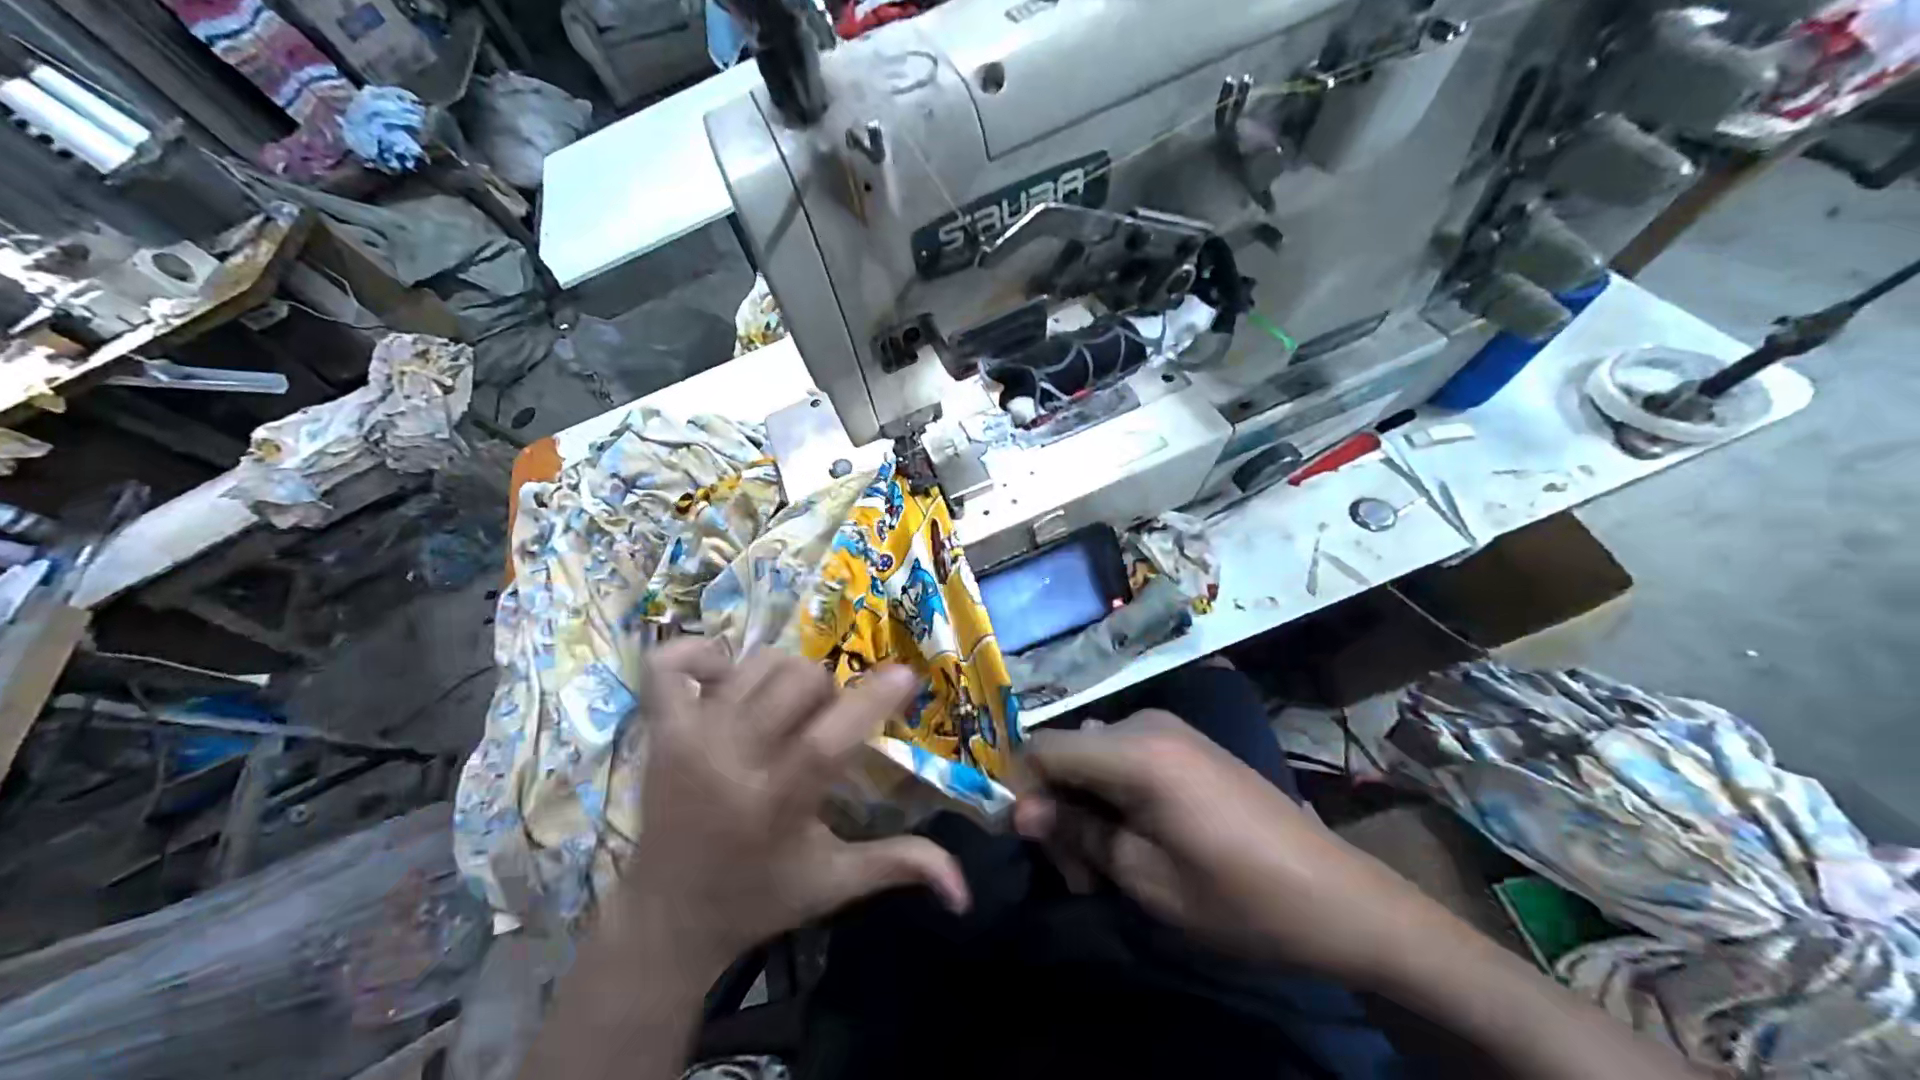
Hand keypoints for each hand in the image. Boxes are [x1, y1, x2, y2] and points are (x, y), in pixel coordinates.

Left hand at [618, 640, 969, 974]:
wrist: (666, 916)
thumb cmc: (758, 898)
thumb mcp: (833, 885)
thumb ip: (900, 867)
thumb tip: (965, 887)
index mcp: (774, 806)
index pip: (826, 741)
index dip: (871, 700)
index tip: (905, 675)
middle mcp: (728, 762)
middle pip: (796, 683)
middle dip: (830, 692)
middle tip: (829, 721)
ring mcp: (687, 739)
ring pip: (755, 664)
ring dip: (788, 675)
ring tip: (790, 708)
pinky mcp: (659, 730)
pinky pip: (670, 663)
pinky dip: (703, 655)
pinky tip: (729, 677)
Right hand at [1015, 710, 1442, 985]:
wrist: (1335, 895)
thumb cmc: (1237, 896)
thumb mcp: (1145, 877)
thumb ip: (1077, 833)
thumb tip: (1022, 811)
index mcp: (1134, 751)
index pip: (1042, 747)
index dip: (1022, 790)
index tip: (1031, 843)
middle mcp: (1146, 723)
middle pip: (1067, 754)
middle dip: (1058, 810)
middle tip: (1077, 875)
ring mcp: (1170, 730)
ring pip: (1092, 758)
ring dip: (1085, 809)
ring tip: (1105, 868)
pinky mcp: (1185, 745)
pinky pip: (1123, 759)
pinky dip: (1112, 798)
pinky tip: (1132, 841)